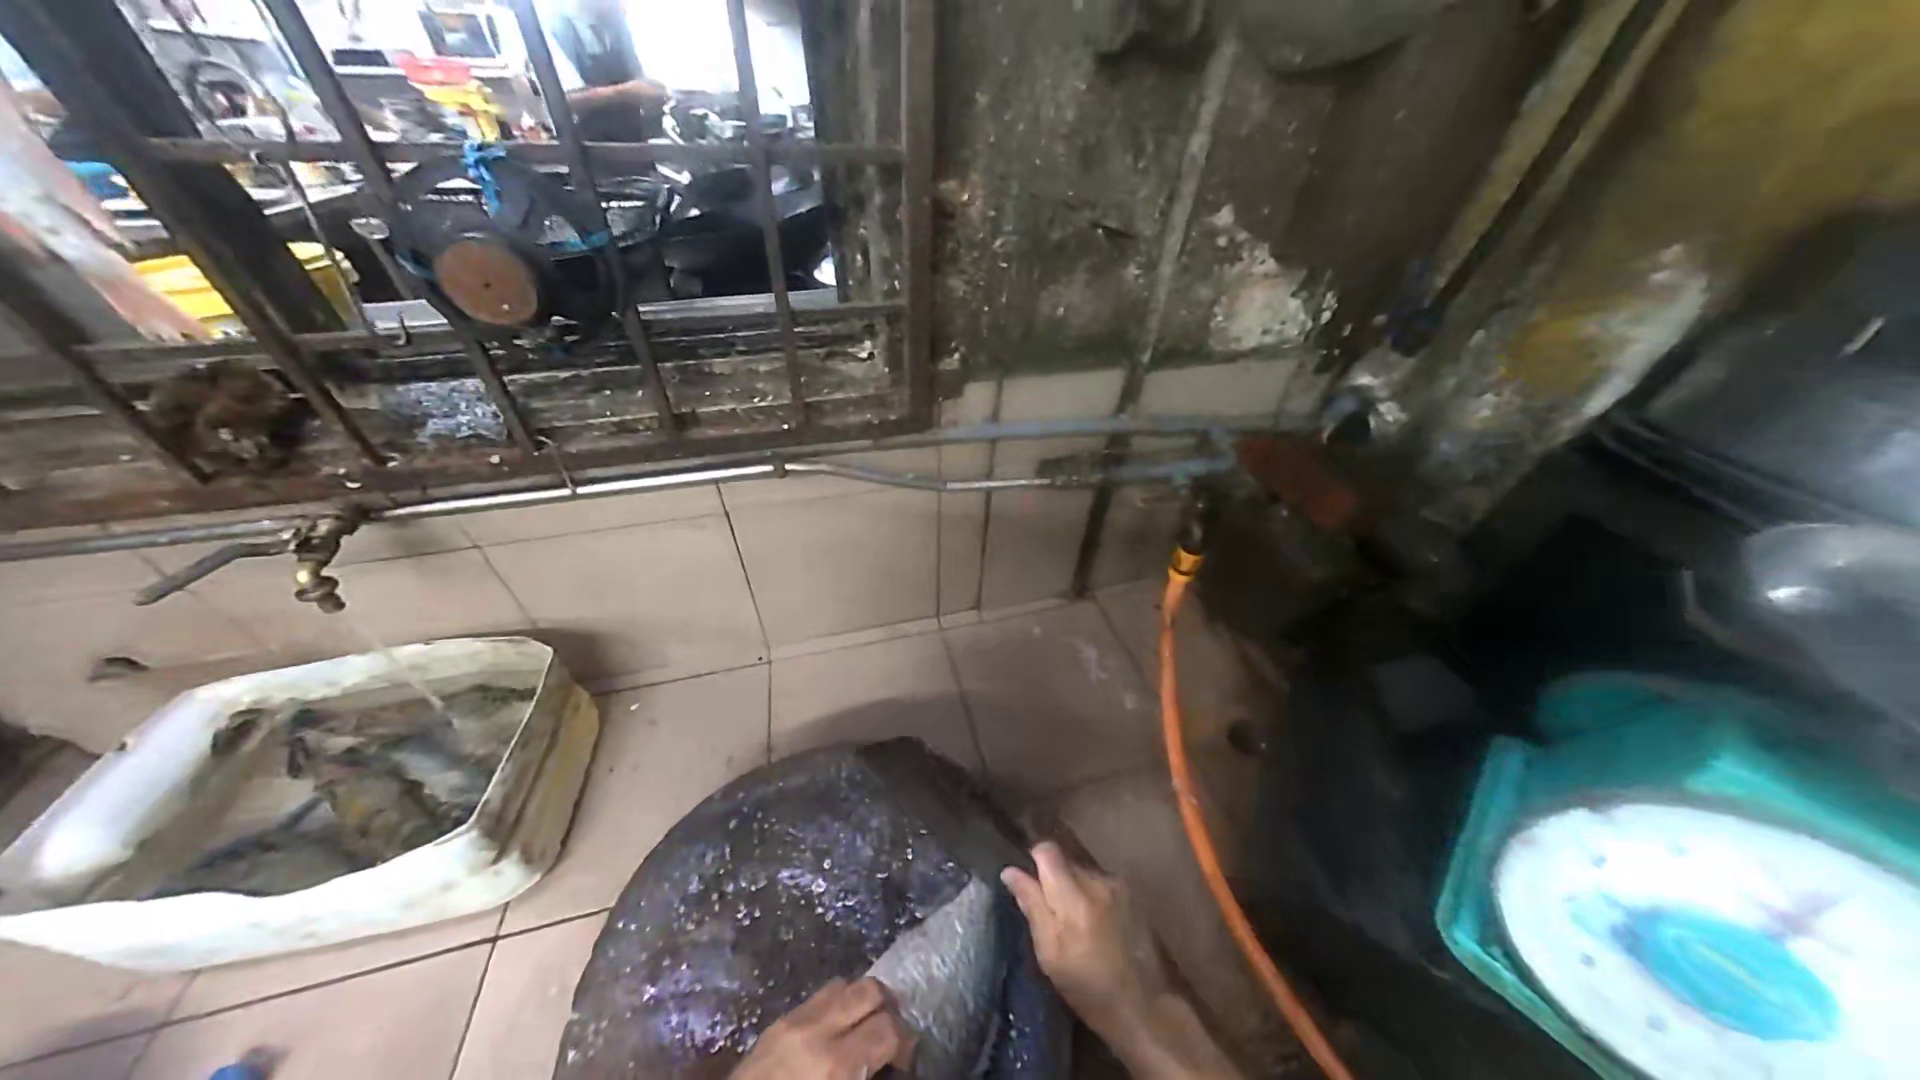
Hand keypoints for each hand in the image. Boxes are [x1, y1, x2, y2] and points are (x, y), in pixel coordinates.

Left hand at [731, 978, 913, 1079]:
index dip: (906, 1042)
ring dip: (860, 1002)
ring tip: (863, 1030)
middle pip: (868, 988)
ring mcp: (791, 1021)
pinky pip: (816, 998)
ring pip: (842, 984)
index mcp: (834, 1063)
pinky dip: (834, 1007)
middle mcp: (814, 1030)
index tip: (905, 1061)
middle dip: (888, 1008)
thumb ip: (866, 1075)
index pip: (888, 1028)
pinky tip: (834, 1034)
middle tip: (891, 1036)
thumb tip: (891, 1064)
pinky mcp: (775, 1023)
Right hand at [999, 841, 1168, 1039]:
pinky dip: (1093, 896)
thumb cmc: (1090, 990)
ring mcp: (1120, 885)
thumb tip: (1010, 871)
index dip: (1034, 861)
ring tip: (1077, 924)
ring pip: (1083, 871)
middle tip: (1053, 915)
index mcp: (1075, 899)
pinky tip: (1098, 925)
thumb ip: (1032, 907)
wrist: (1147, 1009)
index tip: (1030, 884)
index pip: (1047, 851)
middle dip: (1054, 879)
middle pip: (1065, 860)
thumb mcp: (1050, 956)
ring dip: (1075, 888)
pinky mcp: (1134, 894)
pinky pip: (1101, 882)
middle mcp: (1099, 881)